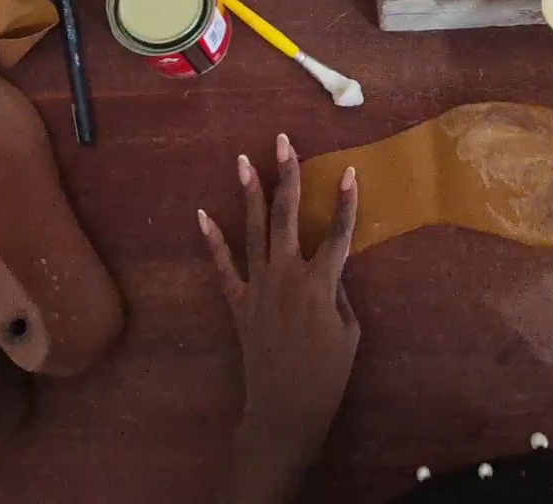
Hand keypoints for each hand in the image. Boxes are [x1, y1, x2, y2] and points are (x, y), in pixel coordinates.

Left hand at [199, 134, 359, 503]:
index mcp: (321, 283)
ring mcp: (259, 286)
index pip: (339, 233)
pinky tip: (202, 214)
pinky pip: (223, 267)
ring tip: (243, 160)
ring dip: (250, 194)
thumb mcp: (348, 330)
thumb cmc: (327, 373)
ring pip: (254, 231)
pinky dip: (212, 241)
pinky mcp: (239, 302)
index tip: (350, 172)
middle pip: (288, 216)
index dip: (347, 202)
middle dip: (287, 175)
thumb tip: (330, 265)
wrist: (285, 411)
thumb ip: (339, 291)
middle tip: (283, 142)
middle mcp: (288, 275)